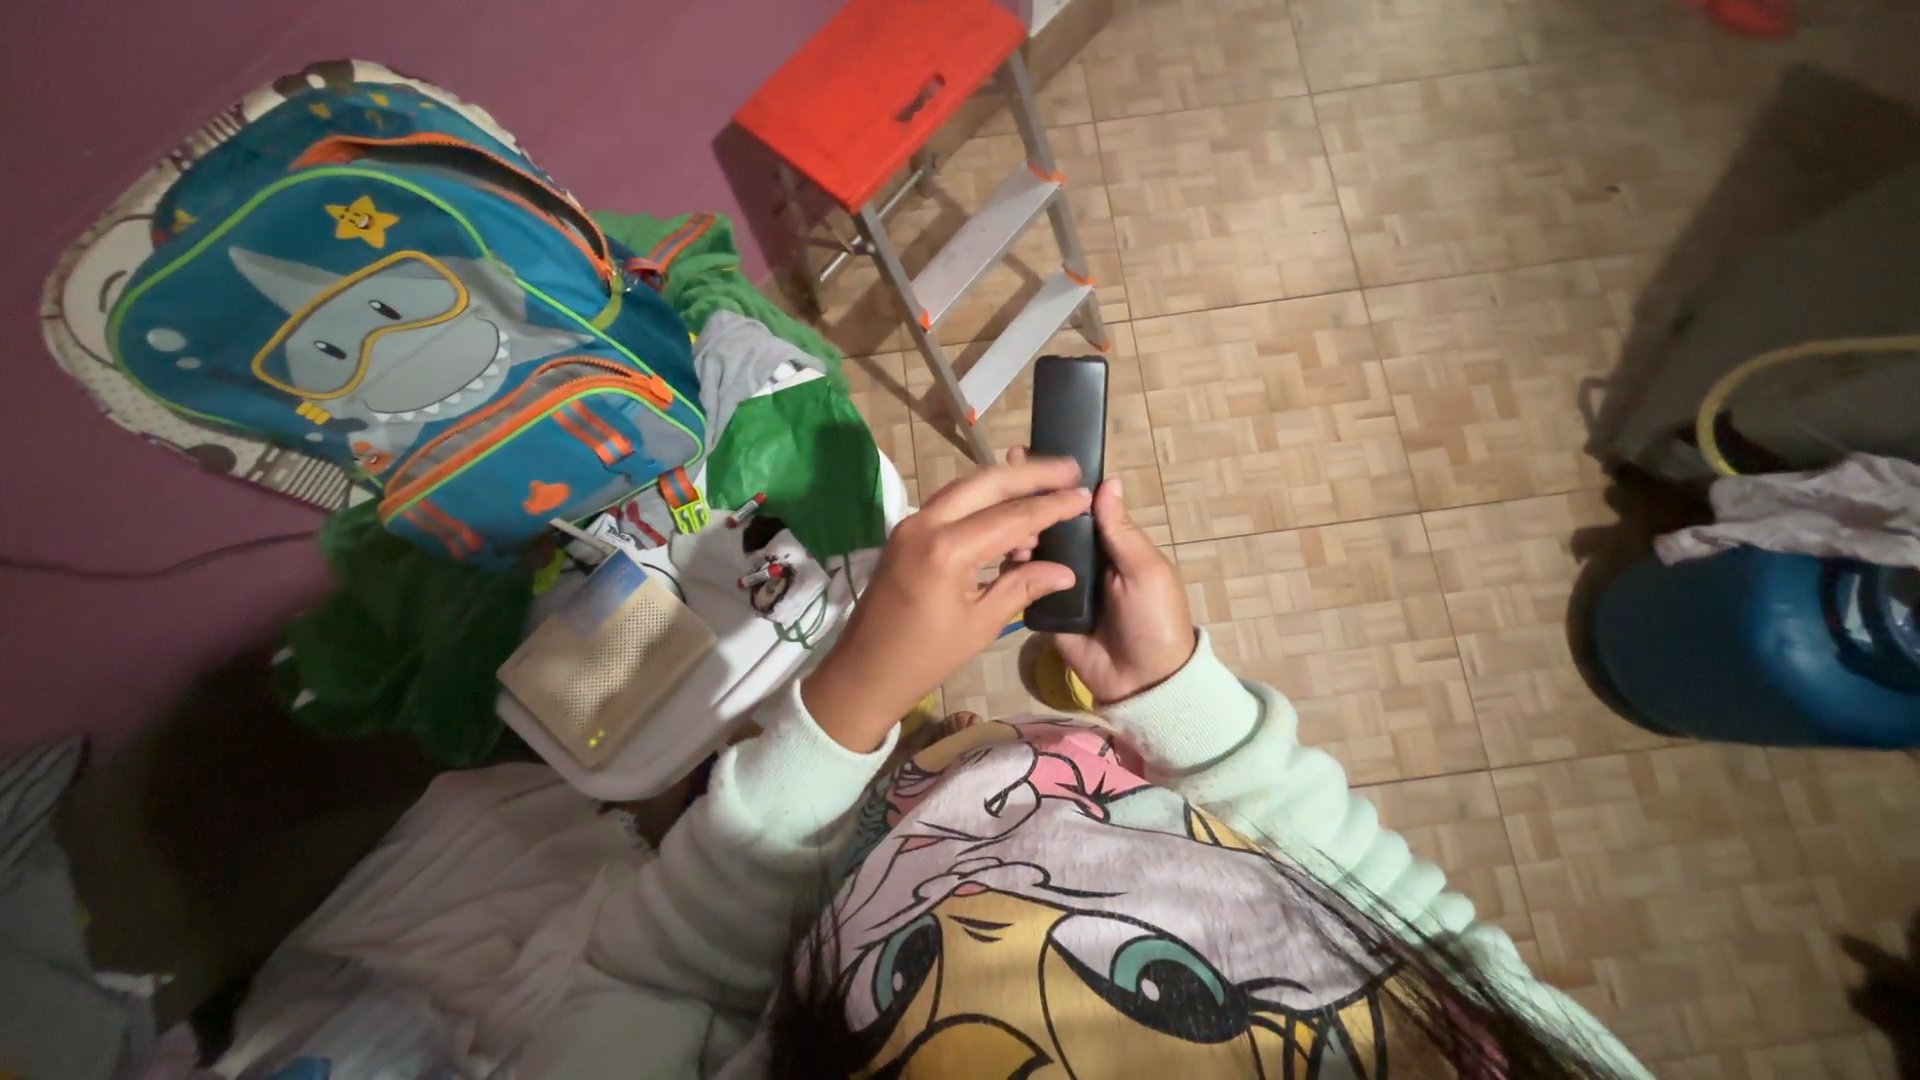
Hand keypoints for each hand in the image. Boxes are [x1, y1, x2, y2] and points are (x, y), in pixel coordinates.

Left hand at [802, 457, 1091, 750]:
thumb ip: (1023, 586)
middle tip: (1070, 470)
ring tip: (1047, 489)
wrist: (864, 672)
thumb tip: (1065, 570)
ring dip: (1006, 485)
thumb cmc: (925, 657)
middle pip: (986, 482)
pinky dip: (982, 504)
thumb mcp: (981, 624)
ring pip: (966, 488)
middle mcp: (925, 524)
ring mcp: (911, 525)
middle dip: (1031, 474)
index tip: (1083, 495)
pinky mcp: (905, 534)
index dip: (1051, 506)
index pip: (1011, 516)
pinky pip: (950, 506)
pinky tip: (1009, 519)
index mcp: (947, 550)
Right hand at [1008, 447, 1195, 703]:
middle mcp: (1079, 558)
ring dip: (1012, 533)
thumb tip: (1108, 481)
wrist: (1142, 681)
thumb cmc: (1154, 619)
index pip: (1076, 505)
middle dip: (1023, 503)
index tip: (1025, 457)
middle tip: (996, 483)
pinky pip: (1022, 585)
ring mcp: (1058, 583)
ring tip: (995, 521)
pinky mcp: (1042, 610)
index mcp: (1109, 544)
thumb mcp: (1146, 571)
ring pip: (1030, 551)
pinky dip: (1010, 571)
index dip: (1053, 484)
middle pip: (1047, 524)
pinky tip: (993, 553)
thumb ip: (1122, 531)